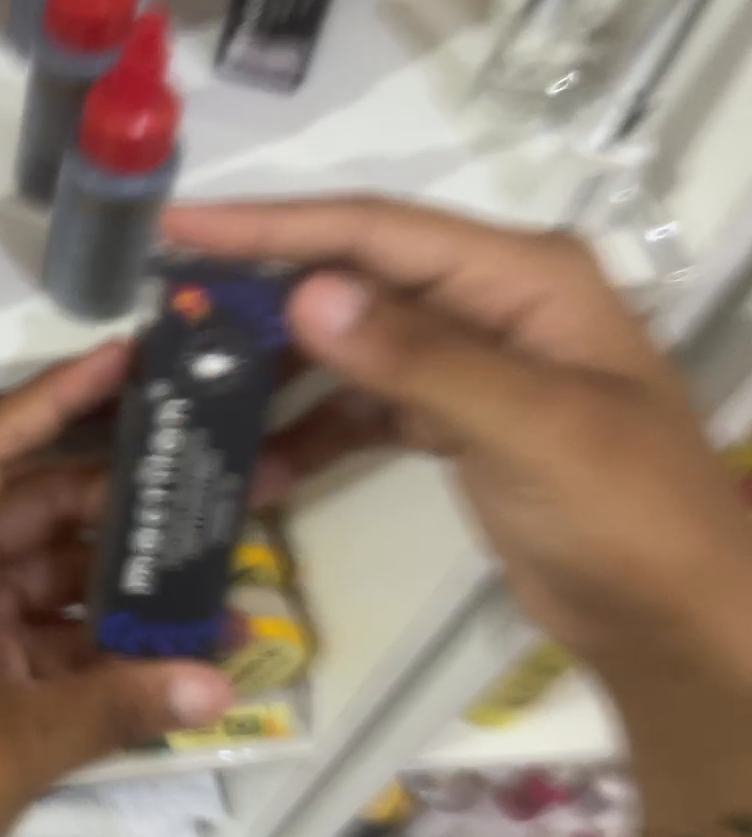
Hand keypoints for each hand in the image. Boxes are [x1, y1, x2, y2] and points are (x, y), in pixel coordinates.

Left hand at [0, 344, 235, 836]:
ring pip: (50, 574)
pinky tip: (182, 647)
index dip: (47, 403)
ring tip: (220, 562)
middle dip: (117, 499)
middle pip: (32, 512)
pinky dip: (107, 641)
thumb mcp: (8, 749)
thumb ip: (113, 706)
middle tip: (216, 480)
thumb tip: (221, 677)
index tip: (121, 364)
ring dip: (123, 576)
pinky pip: (51, 634)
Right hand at [164, 197, 751, 682]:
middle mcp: (476, 303)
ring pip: (331, 348)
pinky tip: (258, 474)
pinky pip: (342, 409)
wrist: (670, 610)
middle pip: (340, 280)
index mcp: (514, 277)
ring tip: (192, 397)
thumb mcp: (530, 428)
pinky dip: (297, 438)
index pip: (368, 231)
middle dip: (251, 297)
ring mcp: (450, 360)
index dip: (267, 226)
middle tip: (165, 313)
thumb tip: (306, 296)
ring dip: (266, 378)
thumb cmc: (627, 512)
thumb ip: (419, 360)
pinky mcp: (430, 414)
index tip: (177, 228)